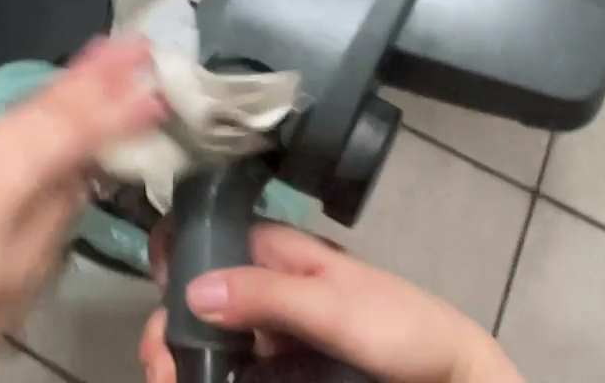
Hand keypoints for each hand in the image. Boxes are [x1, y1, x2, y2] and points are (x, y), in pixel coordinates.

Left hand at [0, 39, 166, 382]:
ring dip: (77, 75)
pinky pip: (16, 114)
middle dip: (100, 72)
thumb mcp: (27, 268)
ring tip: (115, 47)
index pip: (71, 130)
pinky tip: (68, 82)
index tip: (156, 89)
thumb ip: (61, 204)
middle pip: (51, 102)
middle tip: (142, 44)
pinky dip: (50, 94)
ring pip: (33, 102)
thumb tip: (92, 160)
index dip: (117, 107)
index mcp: (0, 178)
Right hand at [138, 224, 523, 382]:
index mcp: (275, 248)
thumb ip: (265, 295)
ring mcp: (271, 326)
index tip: (155, 290)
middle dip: (170, 322)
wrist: (449, 377)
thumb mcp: (332, 305)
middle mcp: (264, 282)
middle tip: (159, 364)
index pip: (211, 235)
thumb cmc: (395, 325)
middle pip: (200, 291)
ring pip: (210, 331)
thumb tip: (192, 290)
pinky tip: (192, 381)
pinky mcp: (279, 364)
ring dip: (182, 353)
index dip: (176, 255)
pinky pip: (232, 363)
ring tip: (168, 378)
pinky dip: (206, 372)